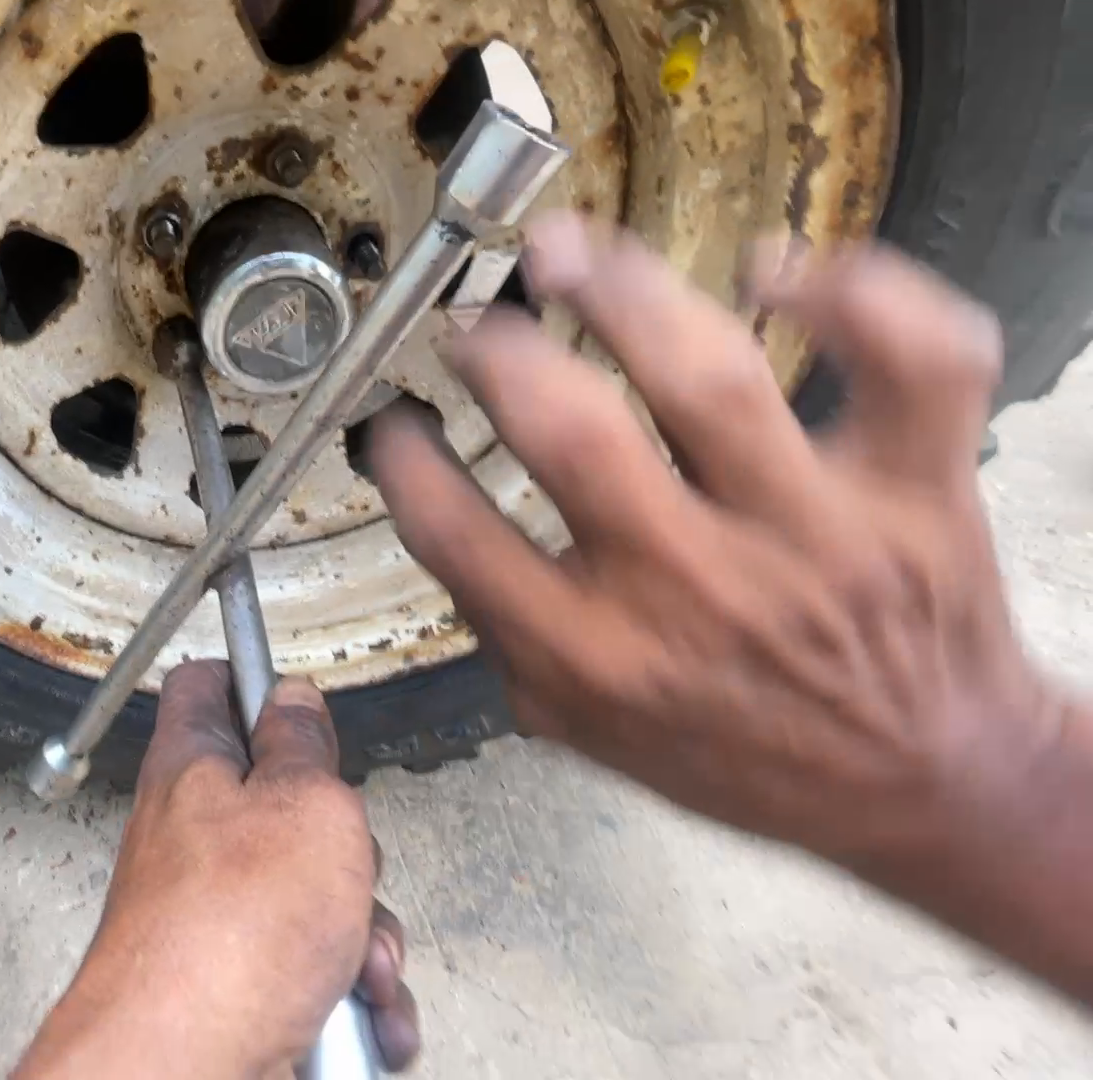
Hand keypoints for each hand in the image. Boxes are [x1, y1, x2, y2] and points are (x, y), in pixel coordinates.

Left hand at [16, 662, 420, 1077]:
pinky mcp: (235, 970)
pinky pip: (310, 957)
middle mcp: (194, 825)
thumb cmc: (236, 926)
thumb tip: (291, 697)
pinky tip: (363, 1014)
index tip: (295, 705)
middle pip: (281, 795)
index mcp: (194, 761)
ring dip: (360, 927)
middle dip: (340, 836)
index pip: (206, 685)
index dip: (250, 680)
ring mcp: (212, 900)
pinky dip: (348, 987)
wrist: (186, 1065)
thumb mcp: (304, 803)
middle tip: (349, 863)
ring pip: (310, 885)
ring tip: (360, 963)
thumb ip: (303, 743)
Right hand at [365, 213, 1092, 999]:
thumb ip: (499, 626)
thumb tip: (445, 514)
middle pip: (570, 434)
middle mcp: (686, 585)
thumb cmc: (720, 752)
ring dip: (618, 291)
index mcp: (588, 650)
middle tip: (466, 321)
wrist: (918, 787)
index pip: (454, 531)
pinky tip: (776, 266)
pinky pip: (915, 361)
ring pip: (709, 375)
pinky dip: (857, 291)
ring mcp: (810, 531)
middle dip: (497, 354)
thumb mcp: (566, 722)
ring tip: (562, 246)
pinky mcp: (920, 489)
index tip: (393, 422)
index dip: (402, 458)